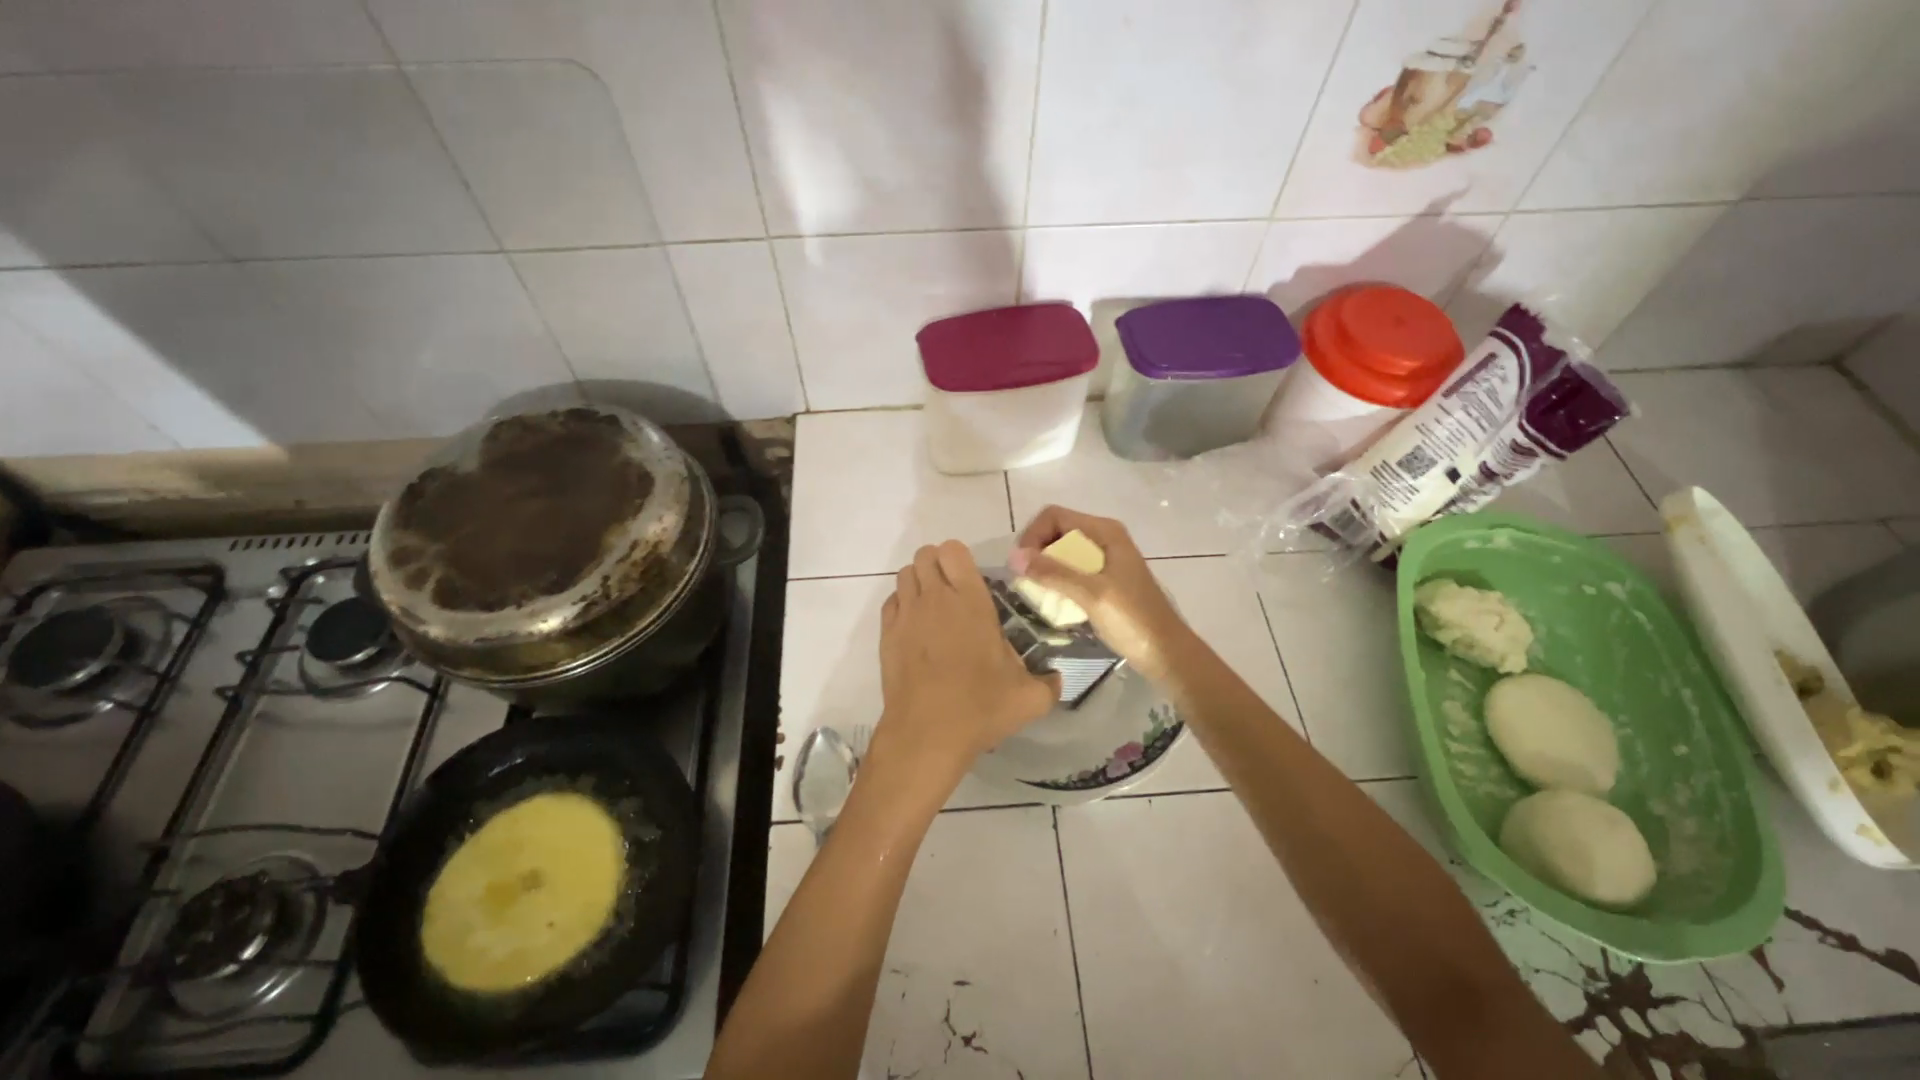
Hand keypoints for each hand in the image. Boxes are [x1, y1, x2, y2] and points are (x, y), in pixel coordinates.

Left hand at [874, 541, 1060, 780]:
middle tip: (953, 592)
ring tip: (934, 609)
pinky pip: (892, 602)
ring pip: (905, 575)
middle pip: (925, 555)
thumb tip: (1057, 680)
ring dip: (919, 582)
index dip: (960, 558)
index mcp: (970, 601)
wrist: (928, 733)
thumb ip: (1048, 683)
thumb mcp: (1029, 698)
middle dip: (938, 566)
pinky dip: (902, 606)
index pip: (954, 550)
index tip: (972, 580)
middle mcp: (935, 598)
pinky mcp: (887, 635)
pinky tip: (916, 629)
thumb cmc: (980, 707)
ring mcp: (906, 615)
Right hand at [1009, 506, 1193, 680]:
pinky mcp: (1106, 579)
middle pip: (1057, 531)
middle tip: (1025, 581)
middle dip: (1036, 551)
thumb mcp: (1091, 595)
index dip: (1032, 536)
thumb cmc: (1133, 620)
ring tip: (1035, 591)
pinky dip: (1058, 579)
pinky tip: (1054, 600)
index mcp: (1105, 532)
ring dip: (1045, 567)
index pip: (1054, 516)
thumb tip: (1014, 557)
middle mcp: (1105, 538)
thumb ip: (1054, 573)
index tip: (1022, 566)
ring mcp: (1106, 559)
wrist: (1167, 653)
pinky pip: (1073, 569)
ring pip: (1063, 551)